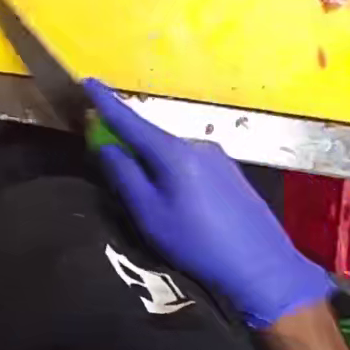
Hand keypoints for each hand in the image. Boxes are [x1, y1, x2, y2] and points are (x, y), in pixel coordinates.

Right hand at [85, 79, 334, 328]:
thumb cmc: (196, 242)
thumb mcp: (148, 213)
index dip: (105, 102)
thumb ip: (124, 175)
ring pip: (169, 153)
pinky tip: (173, 200)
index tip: (87, 82)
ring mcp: (218, 157)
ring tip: (142, 195)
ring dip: (149, 163)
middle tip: (104, 159)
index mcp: (174, 153)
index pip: (130, 121)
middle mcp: (197, 145)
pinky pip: (187, 163)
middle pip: (150, 137)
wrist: (262, 268)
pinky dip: (169, 171)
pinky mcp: (230, 173)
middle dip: (126, 143)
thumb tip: (105, 144)